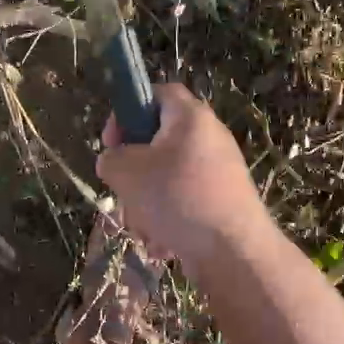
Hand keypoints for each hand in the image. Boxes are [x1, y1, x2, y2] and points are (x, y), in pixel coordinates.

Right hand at [95, 83, 270, 272]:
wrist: (232, 249)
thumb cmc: (177, 198)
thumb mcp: (126, 173)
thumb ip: (110, 158)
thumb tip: (114, 161)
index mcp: (190, 117)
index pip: (157, 93)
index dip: (128, 112)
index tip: (112, 143)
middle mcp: (209, 138)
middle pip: (159, 144)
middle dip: (135, 173)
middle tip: (124, 192)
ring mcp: (219, 173)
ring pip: (167, 181)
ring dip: (147, 206)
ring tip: (144, 229)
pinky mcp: (222, 204)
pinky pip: (184, 205)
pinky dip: (169, 222)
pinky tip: (164, 244)